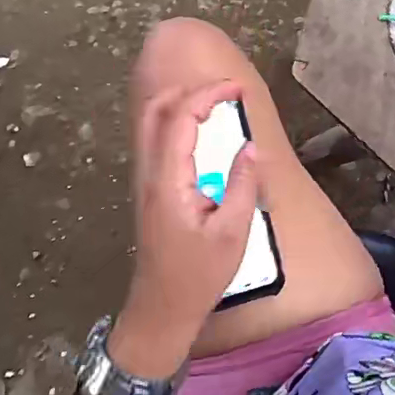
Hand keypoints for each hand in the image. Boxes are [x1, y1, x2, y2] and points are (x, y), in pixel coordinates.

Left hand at [116, 80, 259, 376]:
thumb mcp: (232, 232)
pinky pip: (156, 140)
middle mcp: (150, 173)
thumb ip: (241, 185)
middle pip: (157, 110)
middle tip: (226, 92)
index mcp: (169, 180)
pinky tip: (201, 132)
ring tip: (217, 105)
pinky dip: (176, 122)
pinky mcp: (149, 188)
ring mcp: (145, 180)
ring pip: (152, 123)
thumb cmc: (198, 275)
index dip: (208, 94)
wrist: (161, 306)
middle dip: (190, 90)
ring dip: (181, 103)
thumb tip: (250, 147)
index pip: (181, 118)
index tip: (237, 89)